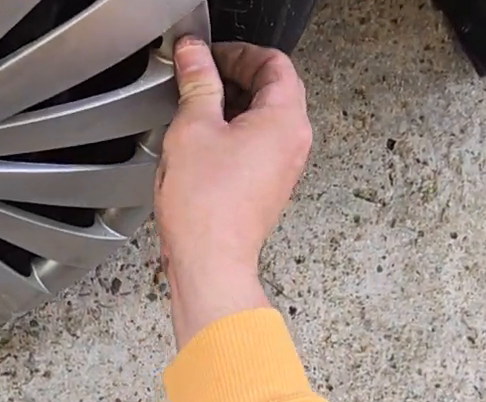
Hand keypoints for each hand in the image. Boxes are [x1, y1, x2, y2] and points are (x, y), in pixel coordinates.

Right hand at [156, 37, 312, 346]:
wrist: (210, 265)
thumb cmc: (207, 210)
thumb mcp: (193, 129)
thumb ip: (197, 83)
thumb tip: (194, 55)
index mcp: (285, 120)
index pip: (273, 62)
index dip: (238, 52)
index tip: (209, 56)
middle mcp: (292, 145)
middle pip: (272, 91)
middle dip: (235, 80)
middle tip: (200, 81)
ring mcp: (282, 172)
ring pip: (262, 123)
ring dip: (231, 112)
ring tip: (196, 117)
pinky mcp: (267, 193)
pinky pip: (255, 153)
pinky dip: (233, 141)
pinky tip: (202, 151)